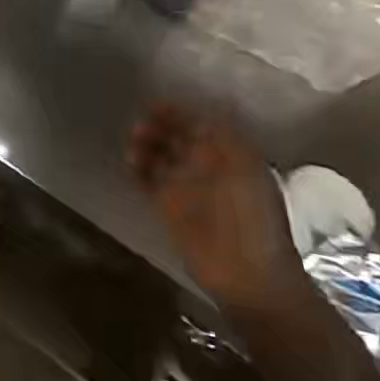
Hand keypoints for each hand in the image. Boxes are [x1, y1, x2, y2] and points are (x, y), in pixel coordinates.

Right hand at [126, 104, 302, 308]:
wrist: (246, 275)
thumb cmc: (251, 219)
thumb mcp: (243, 169)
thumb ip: (220, 138)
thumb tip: (198, 114)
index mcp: (233, 157)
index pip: (202, 125)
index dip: (181, 113)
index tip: (156, 104)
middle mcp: (209, 169)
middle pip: (179, 139)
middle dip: (159, 127)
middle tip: (139, 123)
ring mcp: (187, 189)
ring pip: (161, 158)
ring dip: (145, 146)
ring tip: (131, 142)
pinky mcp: (168, 209)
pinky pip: (148, 181)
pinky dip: (137, 169)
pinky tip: (128, 161)